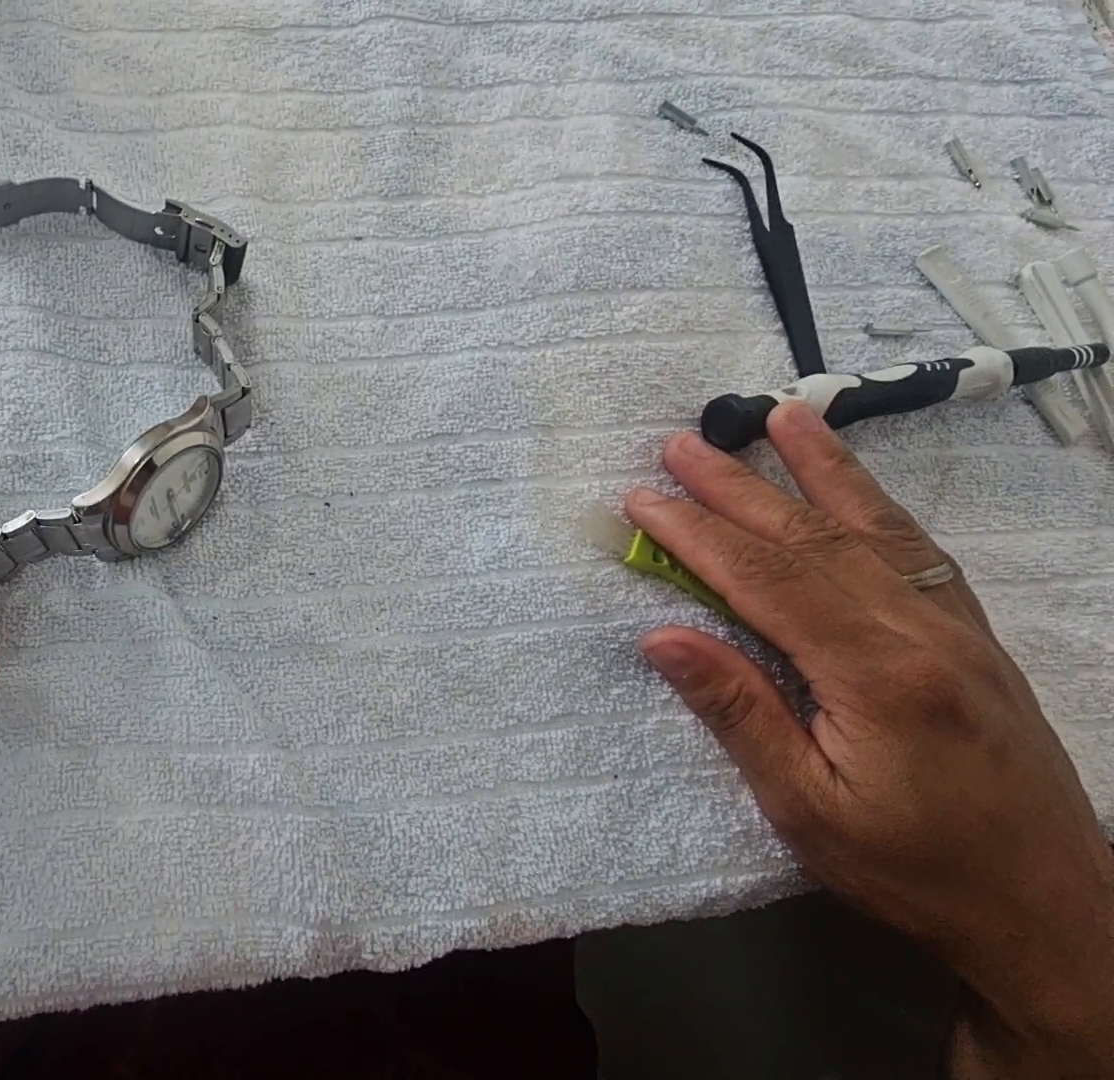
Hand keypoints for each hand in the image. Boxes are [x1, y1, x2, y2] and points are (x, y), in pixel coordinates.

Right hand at [626, 403, 1113, 1077]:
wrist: (1053, 911)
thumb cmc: (910, 868)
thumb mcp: (805, 805)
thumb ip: (737, 712)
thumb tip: (660, 636)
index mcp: (874, 673)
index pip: (764, 581)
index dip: (696, 534)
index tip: (641, 498)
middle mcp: (920, 632)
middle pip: (812, 540)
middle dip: (738, 486)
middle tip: (679, 444)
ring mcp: (955, 629)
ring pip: (874, 530)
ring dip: (820, 469)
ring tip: (782, 416)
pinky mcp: (971, 639)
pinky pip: (917, 552)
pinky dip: (877, 505)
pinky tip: (853, 486)